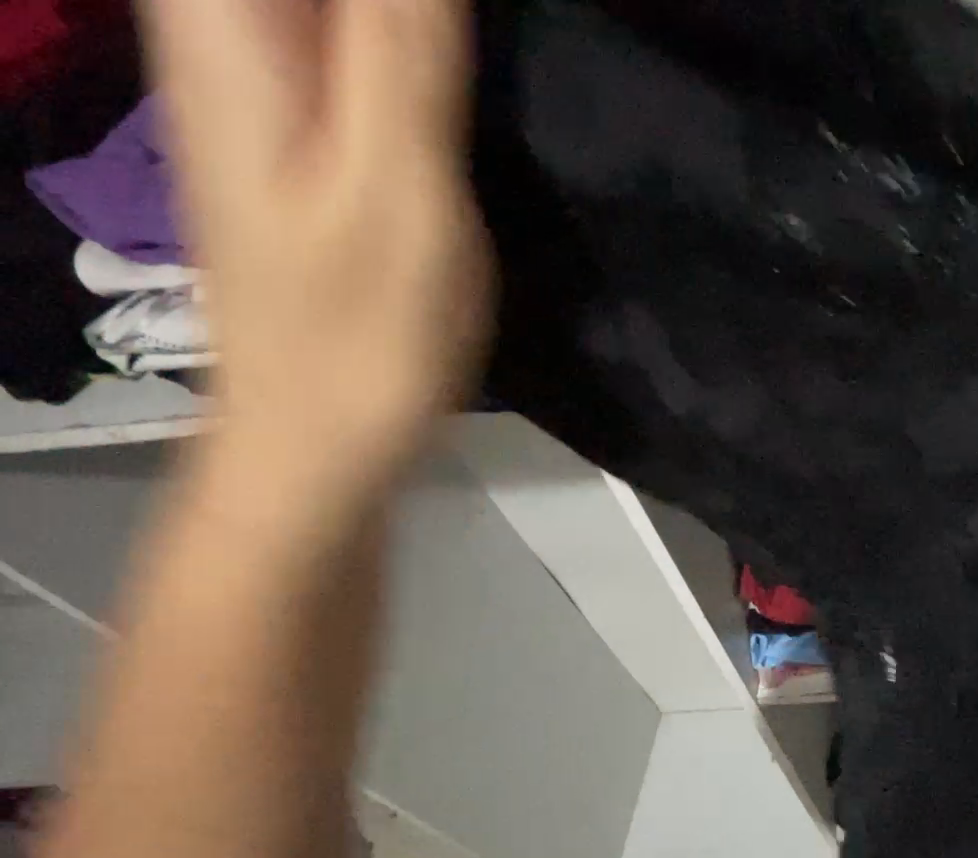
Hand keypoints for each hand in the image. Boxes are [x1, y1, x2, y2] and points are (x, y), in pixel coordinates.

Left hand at [138, 0, 492, 478]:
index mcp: (230, 26)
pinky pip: (354, 32)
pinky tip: (459, 47)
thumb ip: (402, 43)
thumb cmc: (358, 331)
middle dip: (417, 6)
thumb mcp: (397, 187)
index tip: (452, 16)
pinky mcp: (315, 126)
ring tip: (491, 41)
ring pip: (337, 3)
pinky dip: (413, 31)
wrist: (317, 438)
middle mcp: (230, 30)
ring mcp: (271, 79)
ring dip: (419, 19)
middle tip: (490, 33)